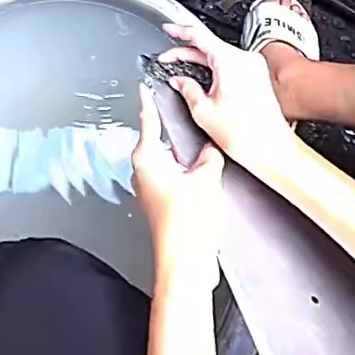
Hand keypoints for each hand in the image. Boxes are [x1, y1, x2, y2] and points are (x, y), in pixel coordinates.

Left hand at [132, 87, 223, 287]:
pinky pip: (178, 179)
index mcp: (146, 159)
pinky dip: (190, 175)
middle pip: (160, 141)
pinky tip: (205, 179)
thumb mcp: (205, 179)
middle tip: (188, 115)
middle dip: (175, 131)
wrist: (186, 268)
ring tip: (203, 151)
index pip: (147, 121)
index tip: (145, 86)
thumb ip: (207, 157)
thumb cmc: (185, 227)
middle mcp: (145, 173)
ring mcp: (154, 190)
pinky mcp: (165, 205)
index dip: (148, 102)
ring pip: (171, 162)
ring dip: (186, 156)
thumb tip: (209, 151)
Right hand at [157, 22, 294, 172]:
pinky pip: (229, 63)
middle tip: (167, 57)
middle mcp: (244, 59)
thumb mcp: (203, 111)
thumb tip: (178, 80)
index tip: (168, 28)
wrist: (275, 151)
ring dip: (198, 58)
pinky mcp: (257, 75)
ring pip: (218, 54)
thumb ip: (186, 88)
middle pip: (208, 44)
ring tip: (180, 67)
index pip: (199, 34)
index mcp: (230, 61)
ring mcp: (253, 66)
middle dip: (185, 49)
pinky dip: (212, 66)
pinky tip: (201, 76)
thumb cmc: (247, 136)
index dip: (179, 30)